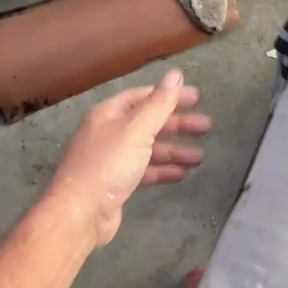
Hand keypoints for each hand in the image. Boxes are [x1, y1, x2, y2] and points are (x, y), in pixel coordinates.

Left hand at [47, 70, 210, 246]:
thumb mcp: (136, 130)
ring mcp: (112, 159)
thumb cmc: (108, 165)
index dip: (169, 95)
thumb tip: (176, 74)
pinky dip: (162, 170)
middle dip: (177, 125)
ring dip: (174, 151)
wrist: (81, 213)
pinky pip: (144, 170)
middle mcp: (109, 132)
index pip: (143, 97)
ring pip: (149, 149)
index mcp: (109, 114)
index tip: (196, 97)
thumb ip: (159, 104)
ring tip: (200, 157)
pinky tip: (182, 174)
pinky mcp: (116, 182)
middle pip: (148, 123)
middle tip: (206, 126)